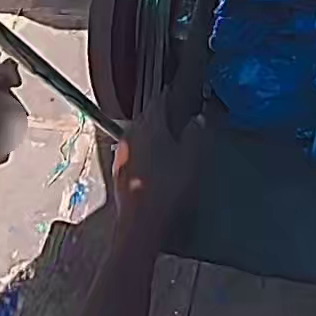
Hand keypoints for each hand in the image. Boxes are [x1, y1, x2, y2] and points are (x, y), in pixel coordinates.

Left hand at [110, 96, 205, 247]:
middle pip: (145, 117)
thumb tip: (198, 118)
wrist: (141, 223)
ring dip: (148, 131)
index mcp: (150, 127)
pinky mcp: (118, 172)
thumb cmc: (169, 187)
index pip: (157, 102)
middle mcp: (132, 136)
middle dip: (157, 113)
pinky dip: (142, 148)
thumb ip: (195, 133)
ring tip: (162, 135)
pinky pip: (132, 150)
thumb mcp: (191, 157)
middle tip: (170, 112)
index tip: (172, 92)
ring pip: (137, 133)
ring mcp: (122, 154)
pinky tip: (150, 158)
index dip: (166, 96)